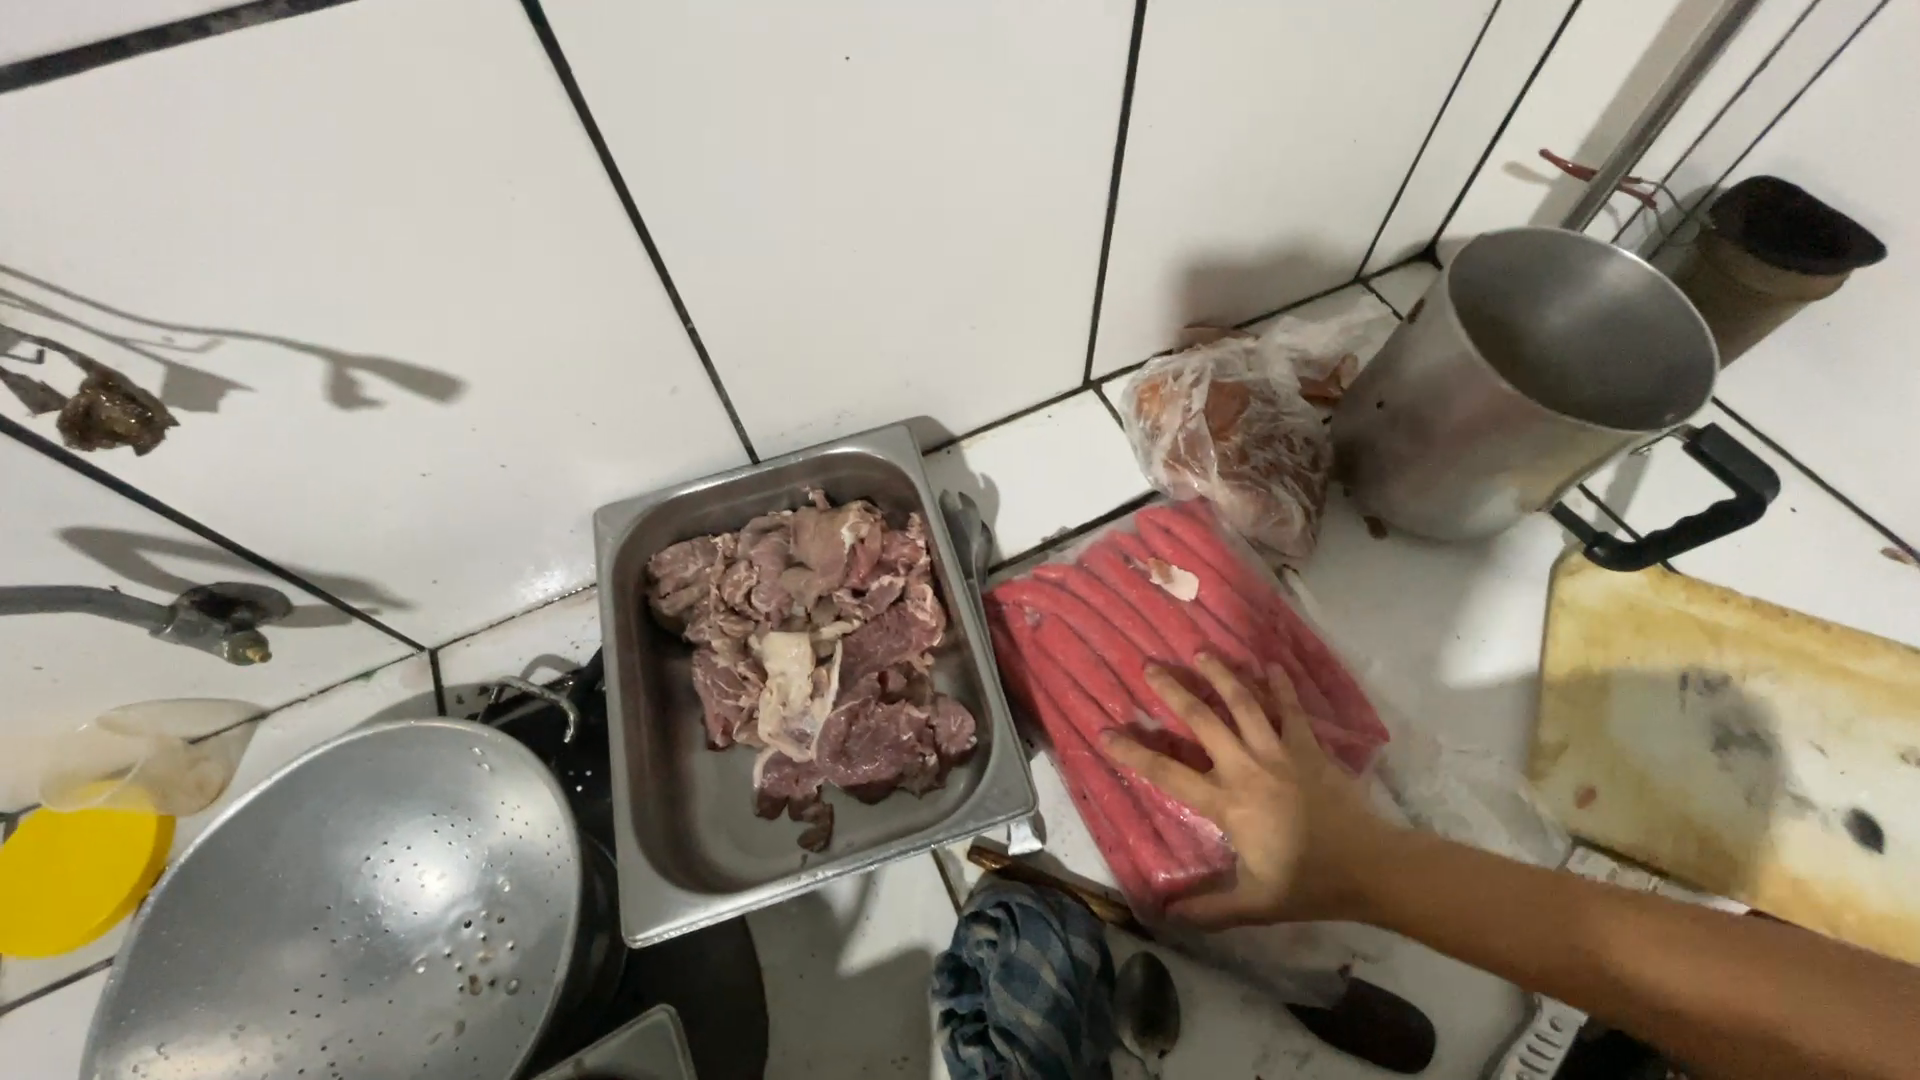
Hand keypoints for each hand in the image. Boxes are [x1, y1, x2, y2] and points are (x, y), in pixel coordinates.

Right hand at [1100, 654, 1396, 927]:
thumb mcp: (1254, 904)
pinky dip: (1280, 685)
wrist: (1372, 868)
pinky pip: (1291, 710)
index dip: (1133, 753)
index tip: (1105, 732)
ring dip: (1220, 675)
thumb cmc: (1309, 884)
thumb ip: (1209, 908)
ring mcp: (1280, 753)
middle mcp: (1246, 768)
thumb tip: (1165, 915)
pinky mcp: (1309, 748)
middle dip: (1173, 691)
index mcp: (1226, 804)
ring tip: (1201, 651)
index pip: (1167, 773)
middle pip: (1202, 721)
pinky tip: (1270, 664)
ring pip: (1244, 704)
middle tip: (1150, 666)